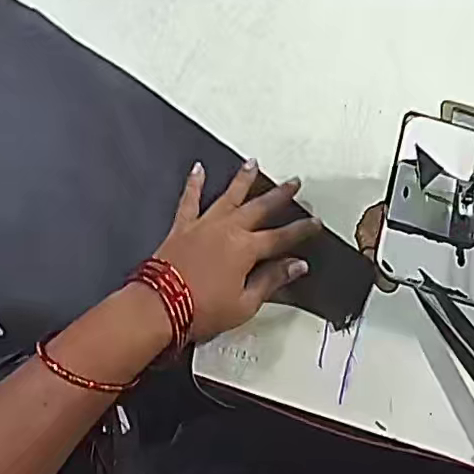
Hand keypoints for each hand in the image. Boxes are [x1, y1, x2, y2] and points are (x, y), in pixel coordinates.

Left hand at [154, 160, 321, 341]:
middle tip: (294, 184)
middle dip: (280, 195)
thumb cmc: (200, 309)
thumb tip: (294, 267)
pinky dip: (194, 183)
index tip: (313, 223)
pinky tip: (198, 170)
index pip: (282, 237)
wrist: (160, 306)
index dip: (300, 230)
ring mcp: (204, 225)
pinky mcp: (182, 228)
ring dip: (243, 179)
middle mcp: (227, 230)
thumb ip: (271, 280)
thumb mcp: (245, 303)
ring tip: (253, 164)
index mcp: (246, 249)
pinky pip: (190, 199)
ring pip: (229, 196)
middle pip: (260, 207)